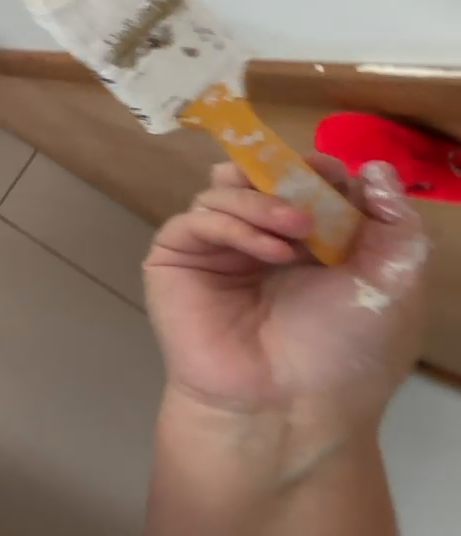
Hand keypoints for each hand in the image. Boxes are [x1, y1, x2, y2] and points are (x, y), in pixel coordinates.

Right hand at [144, 156, 428, 434]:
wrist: (287, 401)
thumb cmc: (346, 350)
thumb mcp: (391, 286)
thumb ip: (393, 228)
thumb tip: (379, 169)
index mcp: (312, 245)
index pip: (304, 188)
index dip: (316, 170)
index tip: (331, 170)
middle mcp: (259, 239)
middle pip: (251, 180)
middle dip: (275, 174)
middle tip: (301, 187)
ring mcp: (213, 247)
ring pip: (219, 193)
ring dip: (259, 201)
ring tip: (295, 229)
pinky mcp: (175, 255)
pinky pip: (194, 220)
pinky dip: (232, 225)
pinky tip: (268, 252)